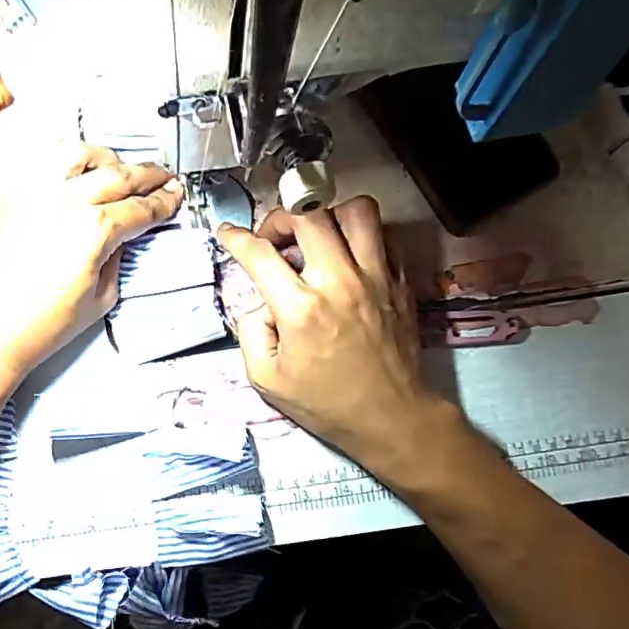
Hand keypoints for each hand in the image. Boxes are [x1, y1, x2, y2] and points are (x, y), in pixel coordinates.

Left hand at [0, 144, 182, 410]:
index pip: (140, 207)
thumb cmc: (32, 324)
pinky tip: (78, 167)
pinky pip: (46, 160)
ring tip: (121, 168)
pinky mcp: (11, 196)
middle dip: (148, 176)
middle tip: (162, 178)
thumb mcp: (99, 298)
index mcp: (93, 229)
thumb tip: (121, 239)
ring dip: (110, 159)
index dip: (163, 202)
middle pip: (118, 174)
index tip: (172, 197)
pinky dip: (69, 157)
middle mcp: (62, 202)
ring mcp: (33, 193)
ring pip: (82, 154)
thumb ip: (115, 259)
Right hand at [215, 196, 459, 474]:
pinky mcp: (400, 283)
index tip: (228, 236)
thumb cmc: (327, 404)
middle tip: (276, 239)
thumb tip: (257, 300)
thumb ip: (250, 332)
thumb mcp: (268, 380)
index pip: (260, 253)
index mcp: (301, 310)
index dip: (235, 238)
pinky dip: (363, 237)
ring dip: (330, 216)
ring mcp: (376, 278)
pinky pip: (385, 237)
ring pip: (357, 211)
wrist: (389, 416)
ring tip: (319, 237)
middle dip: (281, 218)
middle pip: (308, 215)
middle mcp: (339, 283)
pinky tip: (350, 257)